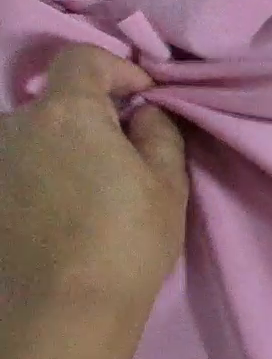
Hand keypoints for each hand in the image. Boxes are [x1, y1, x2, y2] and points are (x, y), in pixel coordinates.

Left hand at [0, 45, 186, 358]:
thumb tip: (145, 113)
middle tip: (133, 155)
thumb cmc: (131, 236)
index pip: (83, 60)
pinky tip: (69, 207)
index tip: (148, 97)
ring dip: (68, 147)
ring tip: (99, 188)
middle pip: (57, 101)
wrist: (65, 298)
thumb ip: (159, 137)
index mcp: (67, 115)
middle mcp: (13, 122)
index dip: (121, 70)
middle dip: (95, 117)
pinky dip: (46, 171)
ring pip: (35, 134)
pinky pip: (18, 162)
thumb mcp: (168, 186)